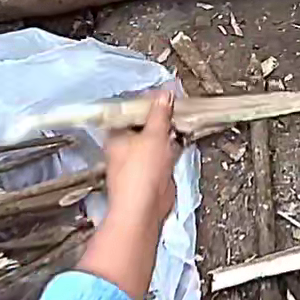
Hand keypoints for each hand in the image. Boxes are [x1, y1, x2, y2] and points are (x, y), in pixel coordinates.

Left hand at [101, 91, 178, 231]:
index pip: (131, 111)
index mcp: (117, 135)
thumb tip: (164, 93)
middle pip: (145, 124)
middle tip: (176, 105)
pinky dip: (173, 145)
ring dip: (168, 131)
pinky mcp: (153, 170)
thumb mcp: (154, 134)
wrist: (145, 207)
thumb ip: (160, 113)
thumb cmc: (141, 172)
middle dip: (160, 116)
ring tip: (182, 119)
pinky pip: (165, 151)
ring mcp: (140, 159)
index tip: (164, 94)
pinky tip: (183, 138)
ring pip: (156, 138)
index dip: (147, 101)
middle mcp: (125, 146)